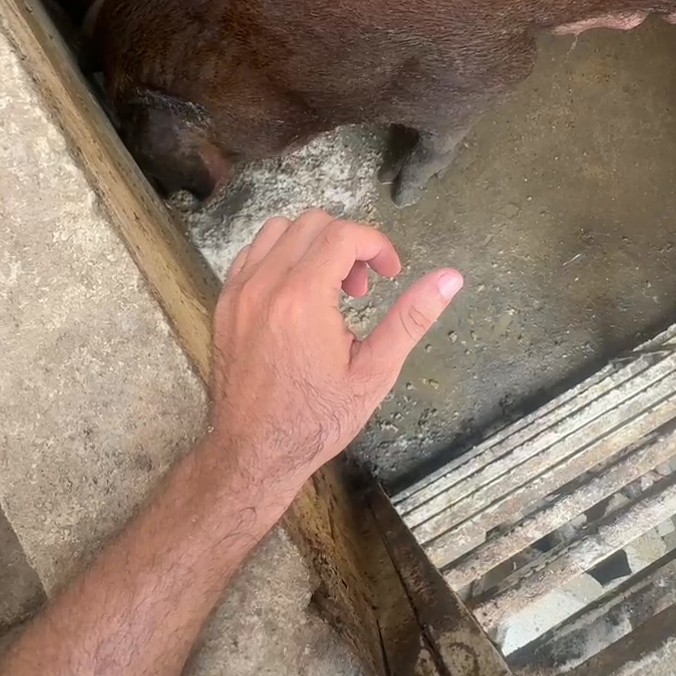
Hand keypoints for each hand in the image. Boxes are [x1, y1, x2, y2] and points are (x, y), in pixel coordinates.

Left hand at [202, 209, 461, 504]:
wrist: (254, 452)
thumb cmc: (317, 419)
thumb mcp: (374, 372)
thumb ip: (411, 318)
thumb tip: (451, 278)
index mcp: (303, 299)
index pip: (344, 234)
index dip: (376, 244)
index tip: (390, 272)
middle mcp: (264, 285)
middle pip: (312, 223)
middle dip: (347, 242)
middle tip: (361, 287)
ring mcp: (238, 292)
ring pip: (277, 230)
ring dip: (312, 244)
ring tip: (329, 287)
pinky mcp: (224, 303)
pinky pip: (253, 254)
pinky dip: (281, 257)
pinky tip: (298, 294)